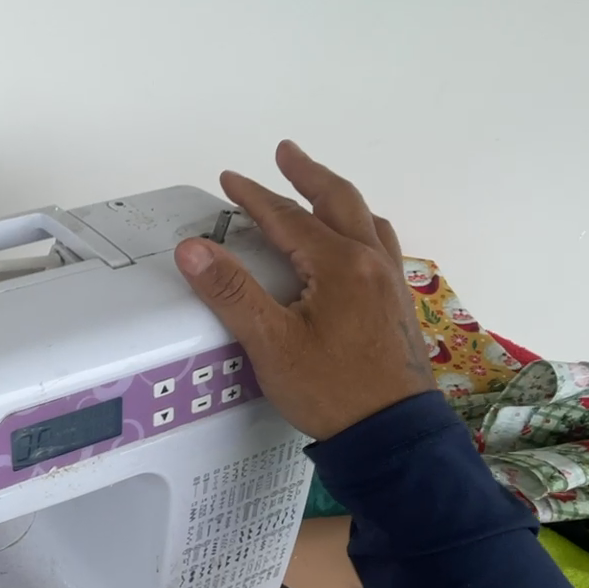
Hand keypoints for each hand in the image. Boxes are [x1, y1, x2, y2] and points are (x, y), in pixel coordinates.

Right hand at [175, 140, 434, 440]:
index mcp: (340, 265)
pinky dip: (359, 226)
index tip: (228, 179)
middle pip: (339, 202)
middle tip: (285, 152)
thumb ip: (230, 291)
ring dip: (337, 197)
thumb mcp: (269, 342)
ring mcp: (390, 283)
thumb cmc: (329, 388)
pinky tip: (353, 242)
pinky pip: (379, 246)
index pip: (288, 217)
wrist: (391, 434)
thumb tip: (193, 249)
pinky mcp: (395, 305)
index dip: (253, 196)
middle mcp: (371, 263)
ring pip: (366, 221)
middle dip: (307, 174)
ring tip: (318, 188)